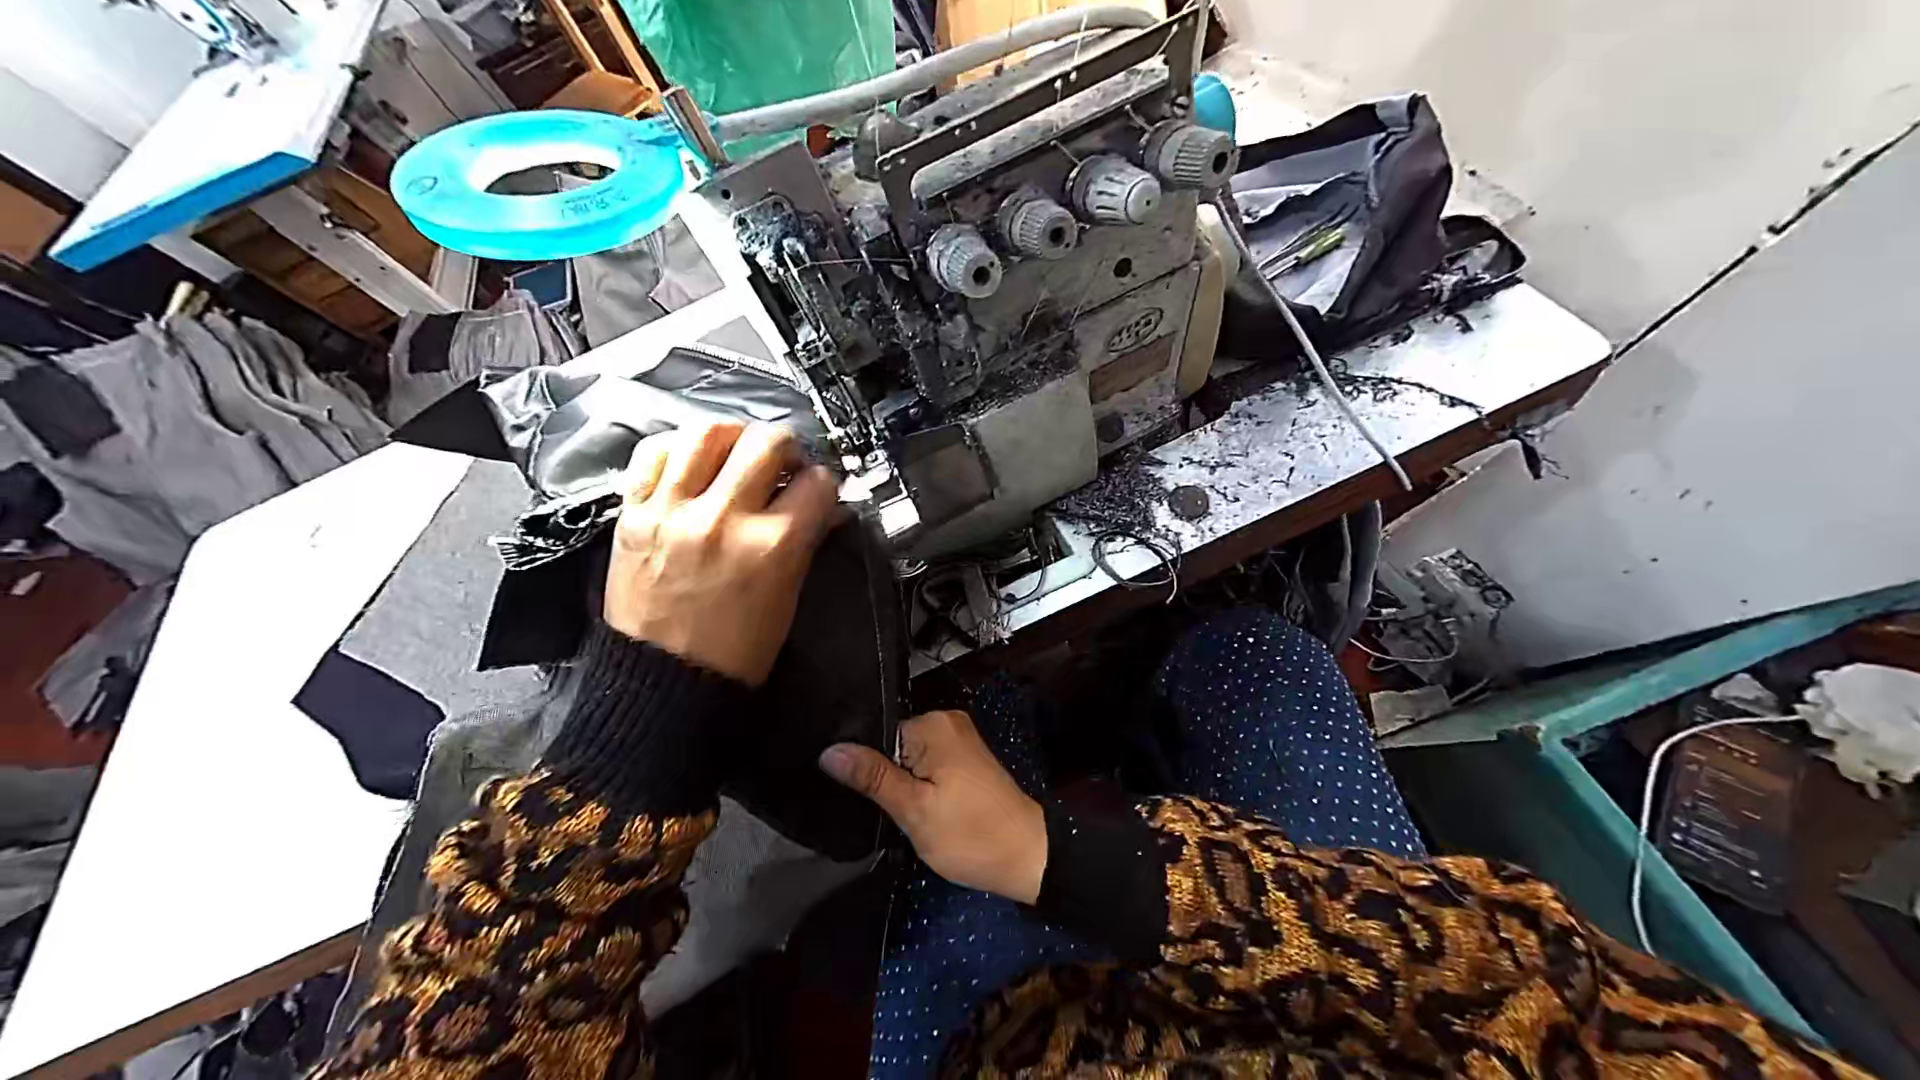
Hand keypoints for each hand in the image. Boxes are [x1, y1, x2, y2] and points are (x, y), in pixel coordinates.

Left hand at [603, 419, 839, 684]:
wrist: (662, 680)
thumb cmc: (733, 652)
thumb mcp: (787, 598)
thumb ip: (806, 542)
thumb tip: (823, 507)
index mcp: (771, 548)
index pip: (817, 484)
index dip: (825, 483)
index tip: (818, 489)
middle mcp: (723, 520)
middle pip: (768, 442)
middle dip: (786, 447)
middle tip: (783, 464)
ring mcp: (672, 512)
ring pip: (708, 432)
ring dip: (733, 436)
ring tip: (736, 453)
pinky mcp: (633, 514)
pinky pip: (653, 453)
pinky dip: (678, 448)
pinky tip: (691, 462)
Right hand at [818, 711, 1046, 903]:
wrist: (1028, 857)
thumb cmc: (971, 835)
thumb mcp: (914, 810)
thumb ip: (872, 777)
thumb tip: (830, 751)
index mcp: (933, 724)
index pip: (878, 734)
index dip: (864, 767)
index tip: (859, 797)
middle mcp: (947, 721)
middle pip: (892, 744)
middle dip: (882, 775)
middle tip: (880, 809)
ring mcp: (959, 739)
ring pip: (908, 756)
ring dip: (900, 783)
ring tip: (897, 811)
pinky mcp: (966, 758)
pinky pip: (927, 762)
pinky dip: (918, 783)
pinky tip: (917, 807)